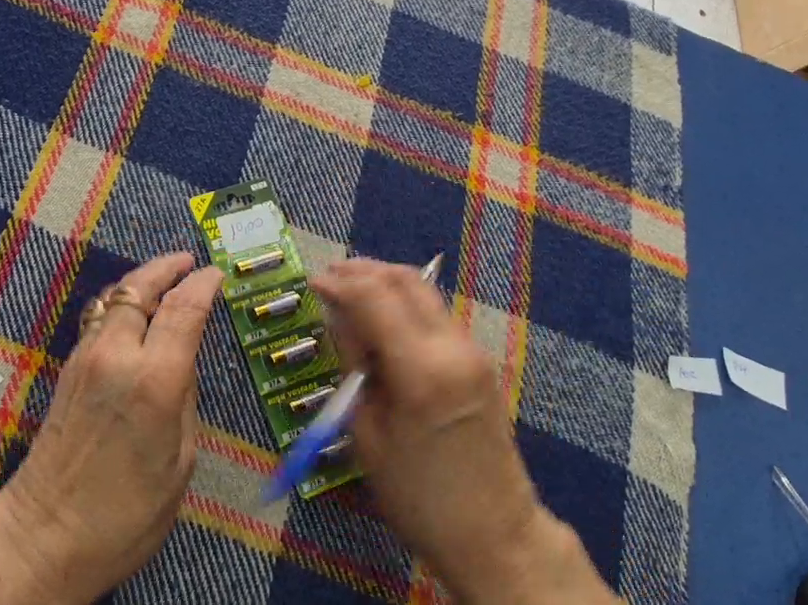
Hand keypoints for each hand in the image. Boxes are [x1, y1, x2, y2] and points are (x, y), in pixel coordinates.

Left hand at [0, 252, 225, 601]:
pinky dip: (120, 304)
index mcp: (154, 380)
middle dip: (166, 268)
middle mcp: (116, 354)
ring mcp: (85, 357)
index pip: (183, 309)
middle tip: (188, 262)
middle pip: (139, 287)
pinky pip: (98, 318)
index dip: (204, 284)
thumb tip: (182, 361)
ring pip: (113, 298)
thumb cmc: (128, 513)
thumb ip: (184, 399)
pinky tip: (133, 316)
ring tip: (163, 281)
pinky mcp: (68, 368)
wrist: (48, 532)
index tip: (217, 273)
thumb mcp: (180, 460)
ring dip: (140, 282)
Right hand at [310, 258, 616, 604]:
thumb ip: (353, 365)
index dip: (338, 283)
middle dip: (362, 271)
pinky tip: (379, 317)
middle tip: (328, 278)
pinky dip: (403, 302)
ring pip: (423, 291)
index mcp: (421, 370)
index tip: (312, 282)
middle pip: (404, 280)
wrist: (495, 535)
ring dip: (383, 282)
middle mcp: (452, 348)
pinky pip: (435, 313)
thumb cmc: (418, 496)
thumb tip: (339, 318)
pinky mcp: (480, 361)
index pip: (374, 296)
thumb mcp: (367, 433)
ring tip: (348, 291)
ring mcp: (473, 351)